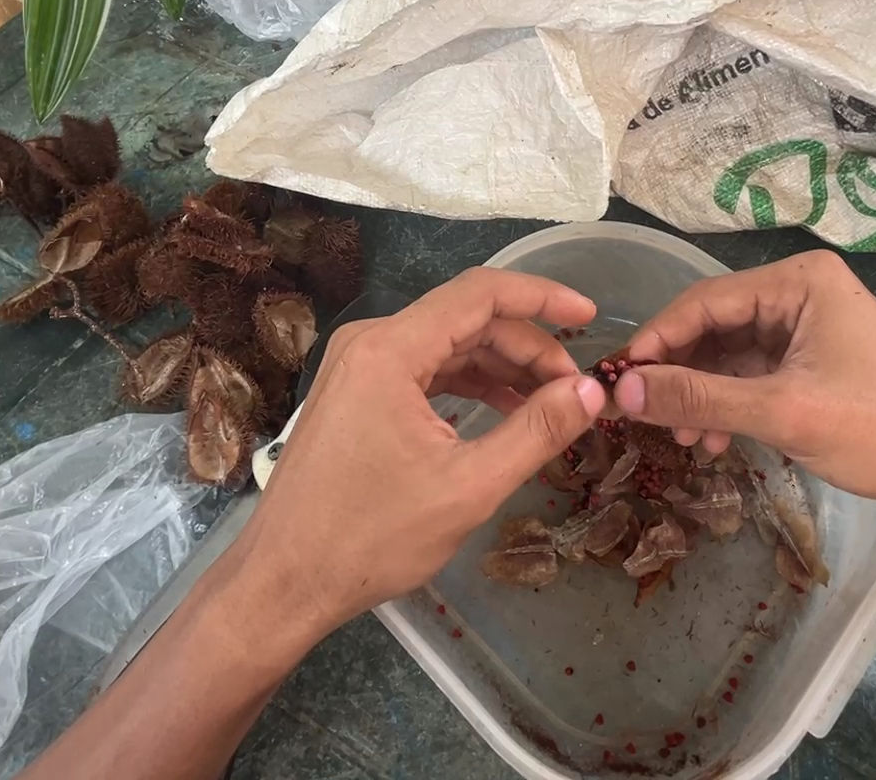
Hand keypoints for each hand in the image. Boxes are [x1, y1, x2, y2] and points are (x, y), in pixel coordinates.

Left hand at [235, 267, 607, 633]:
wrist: (283, 581)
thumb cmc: (371, 538)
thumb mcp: (468, 486)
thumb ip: (536, 431)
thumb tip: (592, 391)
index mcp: (391, 349)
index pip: (480, 293)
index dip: (542, 296)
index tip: (589, 315)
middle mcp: (372, 341)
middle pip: (467, 319)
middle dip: (527, 347)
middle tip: (574, 388)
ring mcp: (360, 365)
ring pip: (449, 344)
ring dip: (501, 366)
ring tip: (549, 401)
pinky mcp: (358, 390)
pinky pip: (426, 369)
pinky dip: (469, 383)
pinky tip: (504, 409)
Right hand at [612, 251, 875, 509]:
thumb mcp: (782, 412)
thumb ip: (697, 398)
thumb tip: (620, 393)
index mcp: (798, 281)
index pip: (704, 301)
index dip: (656, 341)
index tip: (617, 381)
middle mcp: (800, 292)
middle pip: (714, 326)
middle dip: (679, 373)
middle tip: (644, 416)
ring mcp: (807, 326)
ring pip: (729, 354)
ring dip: (701, 395)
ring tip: (683, 441)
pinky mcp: (813, 359)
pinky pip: (752, 373)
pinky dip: (728, 404)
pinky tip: (713, 439)